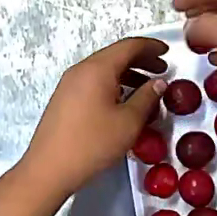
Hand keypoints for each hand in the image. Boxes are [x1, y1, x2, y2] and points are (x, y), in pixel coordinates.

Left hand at [18, 37, 168, 197]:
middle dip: (141, 60)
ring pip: (103, 70)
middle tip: (162, 71)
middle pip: (115, 55)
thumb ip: (146, 98)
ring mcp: (69, 84)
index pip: (128, 46)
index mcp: (97, 69)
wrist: (49, 169)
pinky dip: (113, 84)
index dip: (150, 47)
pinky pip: (93, 82)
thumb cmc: (92, 144)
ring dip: (127, 74)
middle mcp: (81, 70)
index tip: (167, 52)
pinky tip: (124, 101)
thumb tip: (158, 83)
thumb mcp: (128, 122)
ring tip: (147, 89)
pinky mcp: (64, 99)